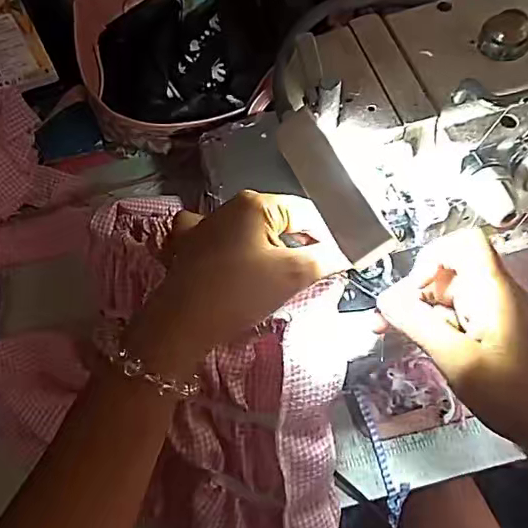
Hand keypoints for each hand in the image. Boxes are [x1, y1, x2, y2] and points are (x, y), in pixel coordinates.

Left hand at [127, 191, 348, 373]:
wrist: (183, 324)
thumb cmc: (240, 293)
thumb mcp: (293, 275)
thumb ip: (326, 259)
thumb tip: (344, 252)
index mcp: (256, 204)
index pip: (307, 214)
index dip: (327, 237)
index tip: (337, 262)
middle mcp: (228, 206)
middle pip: (279, 222)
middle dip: (297, 245)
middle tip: (310, 274)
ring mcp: (203, 224)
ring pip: (251, 232)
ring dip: (267, 250)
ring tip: (275, 276)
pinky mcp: (188, 246)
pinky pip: (221, 241)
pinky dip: (234, 251)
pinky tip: (237, 264)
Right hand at [376, 229, 527, 454]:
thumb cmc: (523, 398)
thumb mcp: (459, 361)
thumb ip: (418, 325)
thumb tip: (386, 299)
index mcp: (492, 290)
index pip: (462, 242)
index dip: (429, 258)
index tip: (410, 293)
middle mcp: (500, 295)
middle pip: (451, 272)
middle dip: (417, 294)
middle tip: (391, 324)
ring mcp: (503, 316)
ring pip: (456, 299)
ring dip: (428, 316)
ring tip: (411, 344)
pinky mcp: (505, 337)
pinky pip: (467, 321)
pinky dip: (445, 333)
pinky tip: (438, 356)